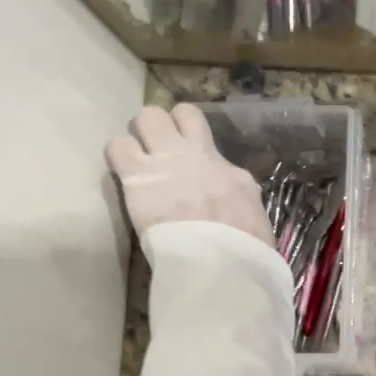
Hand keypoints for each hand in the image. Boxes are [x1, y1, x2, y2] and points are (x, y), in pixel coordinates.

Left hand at [106, 104, 273, 246]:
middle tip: (164, 148)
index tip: (195, 160)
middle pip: (181, 113)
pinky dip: (121, 155)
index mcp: (234, 176)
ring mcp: (168, 161)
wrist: (220, 263)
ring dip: (144, 135)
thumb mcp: (257, 222)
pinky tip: (127, 174)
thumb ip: (239, 201)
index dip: (201, 147)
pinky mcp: (138, 174)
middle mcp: (200, 157)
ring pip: (147, 117)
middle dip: (173, 127)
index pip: (215, 148)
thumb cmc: (247, 254)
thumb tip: (229, 196)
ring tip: (142, 158)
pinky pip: (118, 146)